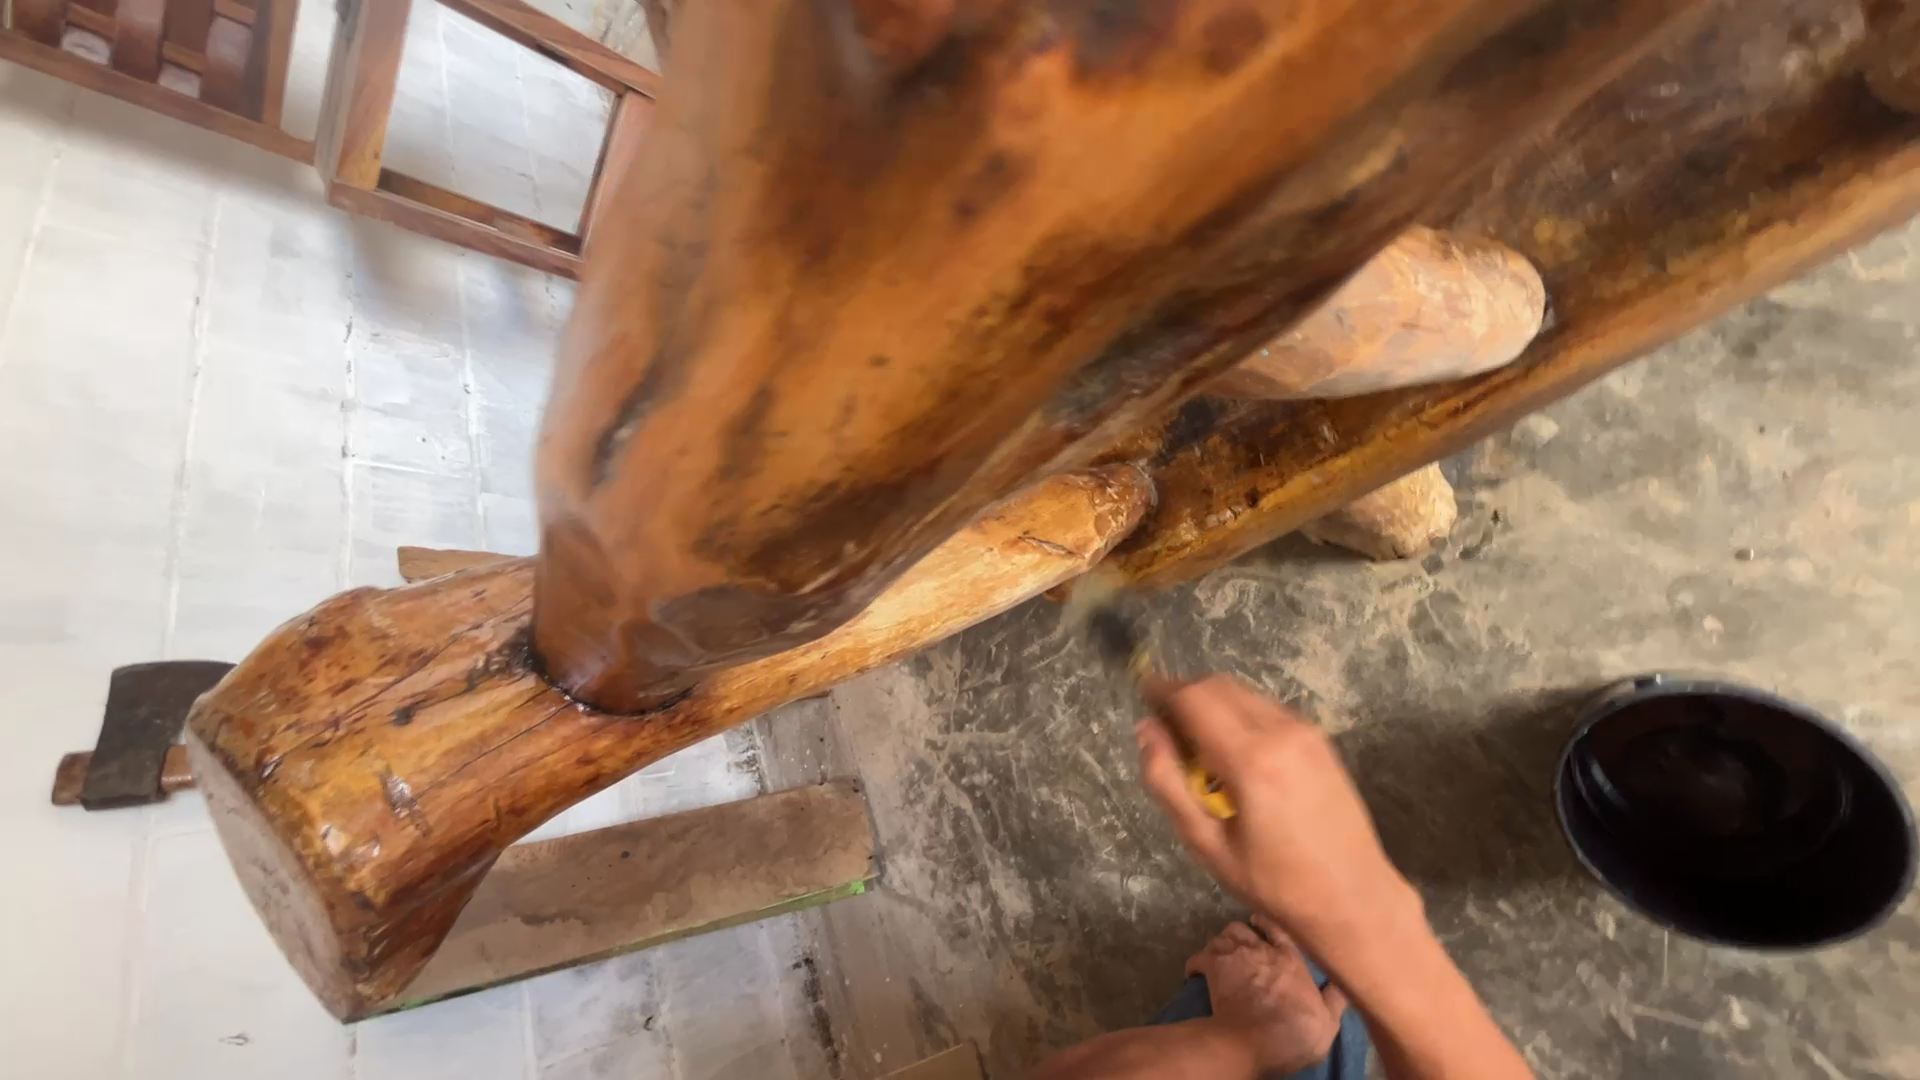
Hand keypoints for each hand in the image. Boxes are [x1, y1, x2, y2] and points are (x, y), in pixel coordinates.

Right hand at [1134, 675, 1417, 955]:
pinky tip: (1230, 746)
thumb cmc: (1273, 882)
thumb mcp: (1205, 843)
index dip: (1162, 689)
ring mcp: (1304, 731)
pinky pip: (1264, 706)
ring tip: (1193, 736)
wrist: (1355, 900)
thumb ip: (1167, 782)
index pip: (1193, 699)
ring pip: (1241, 691)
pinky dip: (1236, 711)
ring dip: (1210, 700)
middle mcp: (1280, 733)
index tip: (1142, 691)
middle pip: (1217, 685)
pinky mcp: (1318, 738)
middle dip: (1183, 692)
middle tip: (1163, 720)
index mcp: (1250, 760)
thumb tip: (1146, 730)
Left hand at [1188, 915, 1347, 1073]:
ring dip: (1219, 944)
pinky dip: (1195, 964)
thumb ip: (1335, 998)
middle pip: (1243, 929)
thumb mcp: (1329, 1020)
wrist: (1260, 1038)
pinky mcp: (1213, 967)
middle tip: (1238, 945)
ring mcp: (1234, 955)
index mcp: (1289, 959)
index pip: (1277, 930)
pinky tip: (1194, 972)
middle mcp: (1260, 949)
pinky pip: (1198, 958)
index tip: (1259, 920)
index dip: (1266, 924)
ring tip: (1218, 954)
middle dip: (1239, 934)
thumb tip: (1344, 983)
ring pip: (1221, 937)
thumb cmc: (1298, 1031)